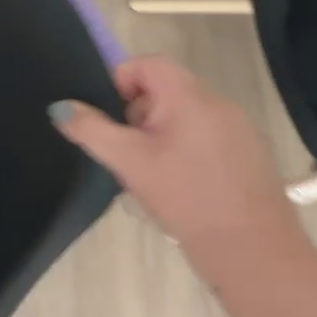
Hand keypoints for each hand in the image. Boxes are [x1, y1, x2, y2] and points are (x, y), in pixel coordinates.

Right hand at [50, 56, 305, 276]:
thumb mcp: (126, 159)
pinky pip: (205, 135)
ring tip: (151, 169)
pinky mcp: (251, 156)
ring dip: (158, 132)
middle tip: (129, 147)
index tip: (113, 117)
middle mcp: (221, 106)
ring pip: (183, 114)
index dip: (120, 80)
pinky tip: (179, 182)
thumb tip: (62, 107)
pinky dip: (184, 148)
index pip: (148, 63)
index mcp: (192, 99)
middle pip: (164, 88)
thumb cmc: (185, 195)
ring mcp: (242, 132)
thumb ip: (89, 127)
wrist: (255, 253)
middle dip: (137, 112)